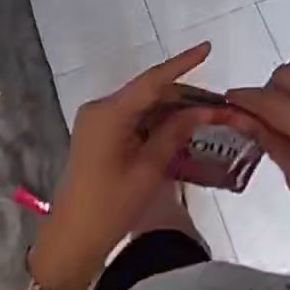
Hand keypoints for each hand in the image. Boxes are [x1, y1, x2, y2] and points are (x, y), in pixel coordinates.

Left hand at [29, 43, 242, 289]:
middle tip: (217, 104)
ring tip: (206, 116)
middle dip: (183, 96)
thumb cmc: (111, 206)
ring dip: (172, 111)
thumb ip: (175, 132)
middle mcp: (101, 109)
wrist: (72, 241)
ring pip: (143, 106)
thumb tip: (202, 109)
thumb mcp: (149, 169)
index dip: (182, 63)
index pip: (153, 80)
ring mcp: (98, 122)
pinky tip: (180, 130)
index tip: (207, 48)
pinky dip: (157, 123)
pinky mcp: (100, 136)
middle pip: (149, 93)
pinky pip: (134, 119)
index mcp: (109, 112)